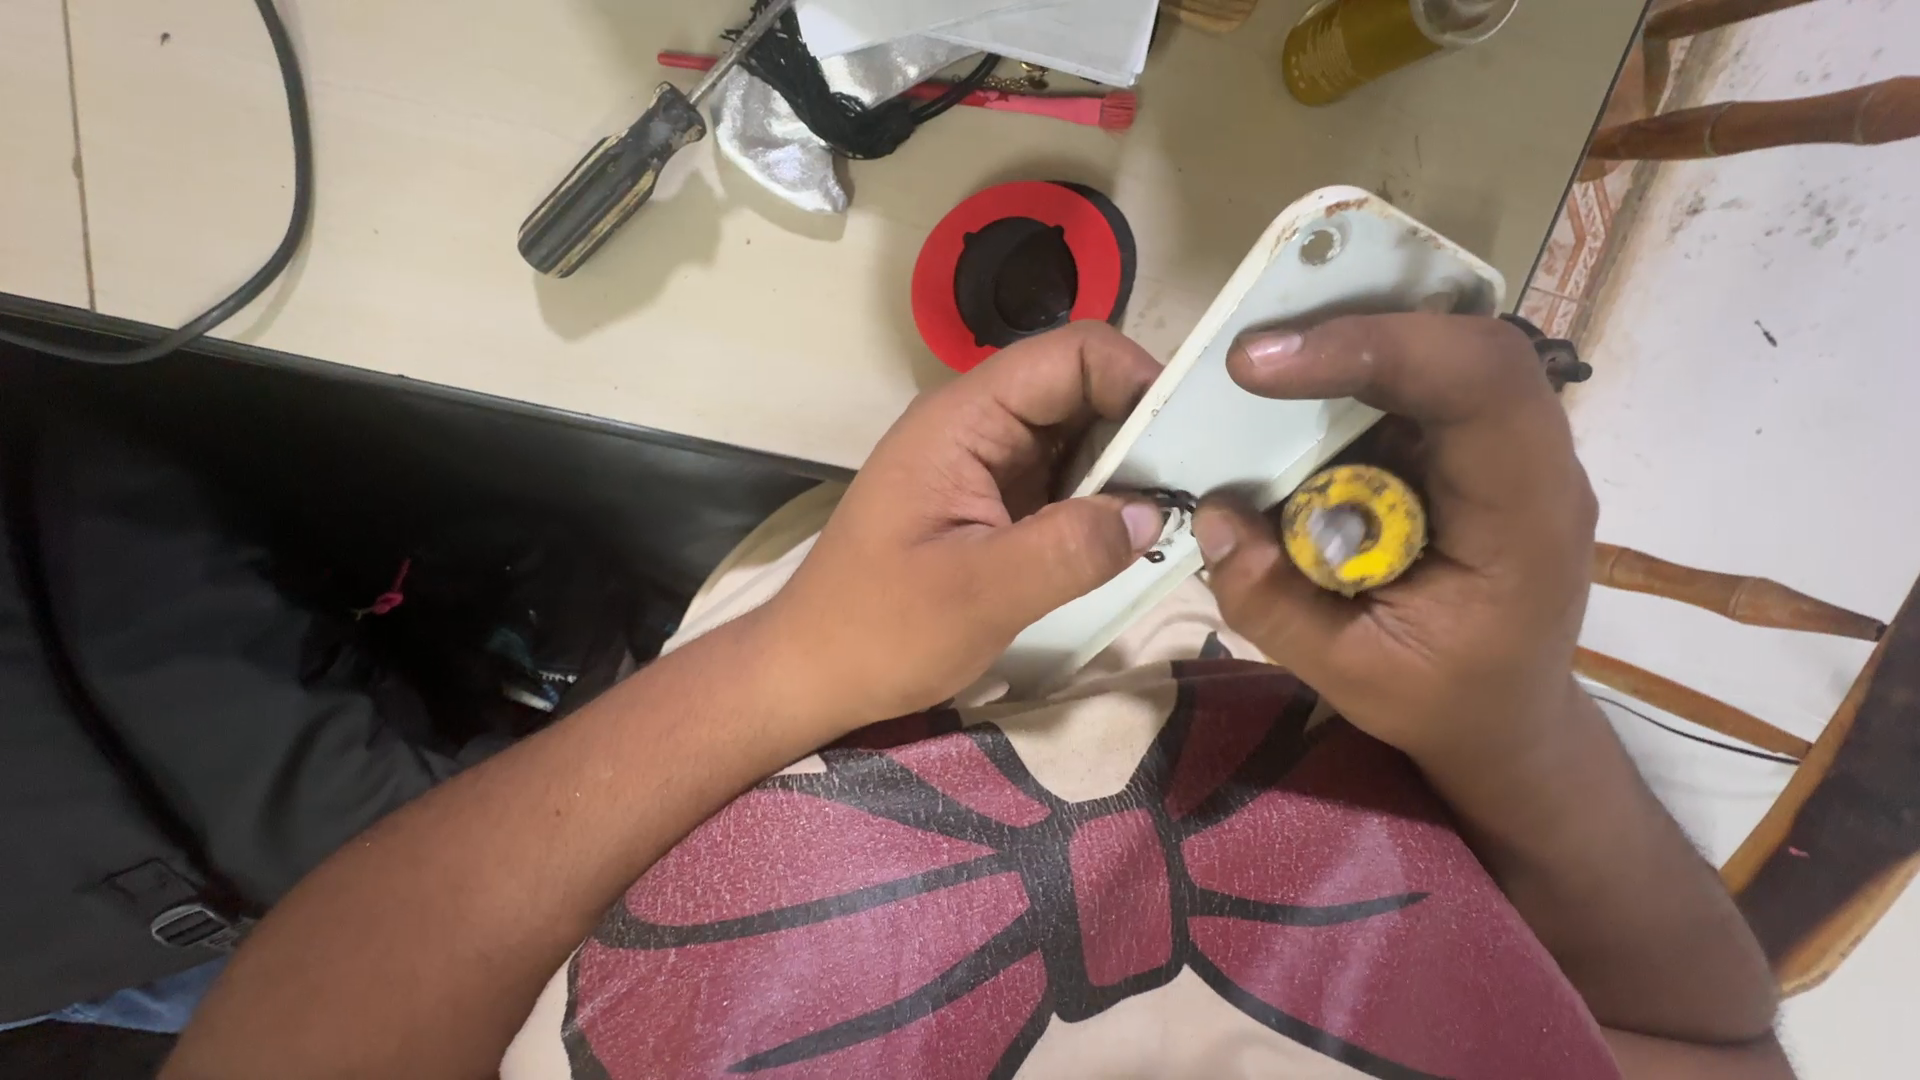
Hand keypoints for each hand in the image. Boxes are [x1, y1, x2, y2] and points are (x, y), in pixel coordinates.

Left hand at [756, 322, 1166, 734]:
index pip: (1069, 355)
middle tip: (1199, 486)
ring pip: (1075, 441)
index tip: (1190, 438)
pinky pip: (1060, 486)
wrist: (814, 674)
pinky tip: (1133, 539)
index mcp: (963, 421)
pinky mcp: (990, 508)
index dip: (1136, 378)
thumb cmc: (880, 631)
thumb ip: (1068, 549)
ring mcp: (983, 468)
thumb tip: (1153, 512)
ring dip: (1125, 473)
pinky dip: (1099, 507)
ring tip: (1178, 516)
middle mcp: (976, 428)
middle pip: (1079, 392)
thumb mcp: (980, 594)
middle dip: (1141, 430)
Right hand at [1191, 314, 1597, 765]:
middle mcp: (1524, 459)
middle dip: (1346, 335)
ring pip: (1429, 355)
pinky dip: (1334, 386)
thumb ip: (1274, 604)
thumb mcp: (1350, 675)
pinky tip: (1280, 406)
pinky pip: (1399, 391)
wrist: (1502, 713)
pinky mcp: (1450, 451)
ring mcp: (1490, 448)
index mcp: (1525, 515)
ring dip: (1337, 354)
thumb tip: (1210, 514)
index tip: (1259, 366)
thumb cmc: (1444, 700)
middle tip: (1243, 361)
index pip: (1480, 386)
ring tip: (1250, 376)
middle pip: (1457, 346)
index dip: (1375, 349)